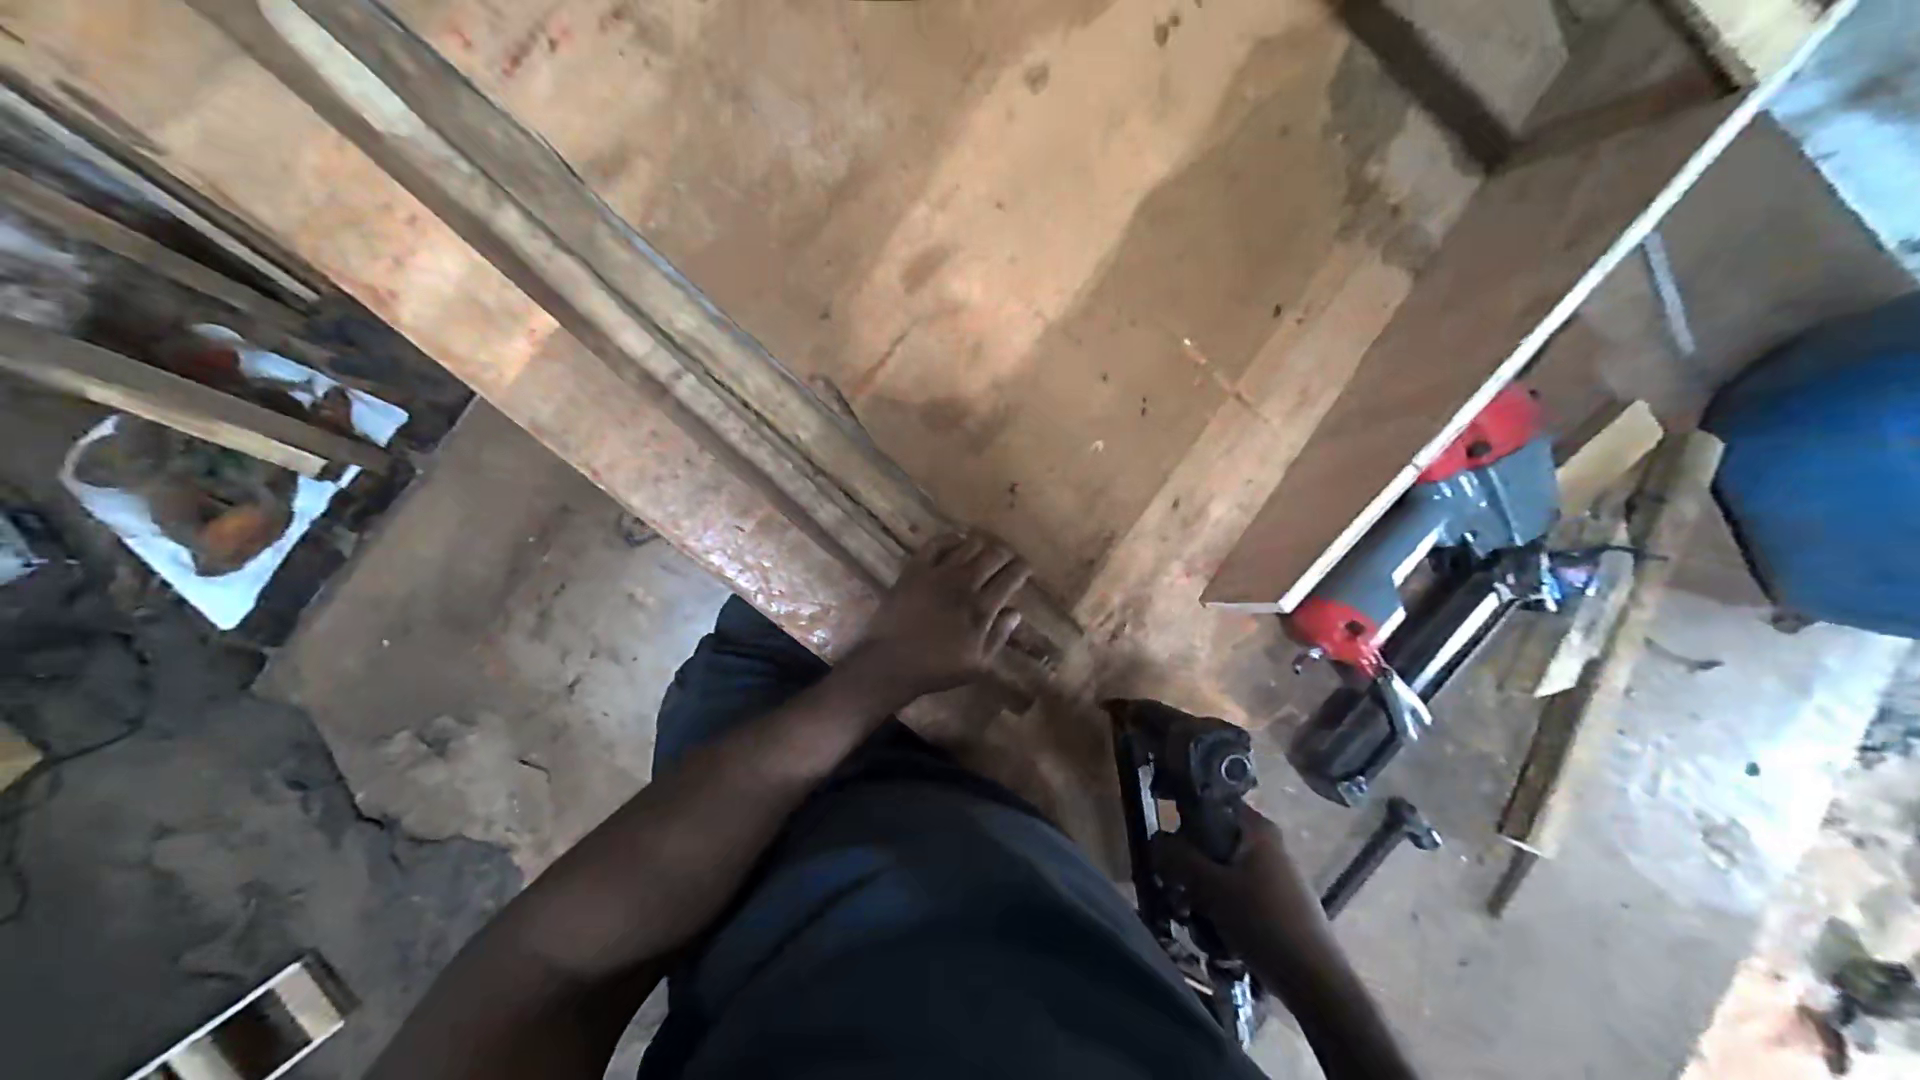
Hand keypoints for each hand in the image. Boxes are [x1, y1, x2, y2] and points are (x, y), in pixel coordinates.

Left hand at [842, 533, 1031, 708]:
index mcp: (982, 608)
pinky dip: (951, 537)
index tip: (1026, 568)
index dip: (1022, 569)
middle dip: (1006, 554)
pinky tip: (958, 539)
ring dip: (982, 544)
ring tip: (986, 548)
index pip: (1011, 577)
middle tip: (1008, 558)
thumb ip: (998, 636)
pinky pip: (936, 543)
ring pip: (968, 545)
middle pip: (993, 555)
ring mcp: (938, 573)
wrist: (890, 662)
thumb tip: (1014, 612)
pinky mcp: (915, 569)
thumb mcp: (977, 664)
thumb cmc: (937, 668)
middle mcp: (964, 583)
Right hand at [1152, 803, 1334, 965]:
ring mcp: (1272, 874)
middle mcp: (1266, 844)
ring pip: (1220, 870)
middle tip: (1172, 888)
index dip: (1181, 817)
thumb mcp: (1211, 887)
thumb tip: (1154, 839)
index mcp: (1257, 828)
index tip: (1162, 840)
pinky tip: (1209, 931)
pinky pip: (1234, 893)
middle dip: (1187, 865)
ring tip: (1187, 916)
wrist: (1316, 982)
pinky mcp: (1273, 902)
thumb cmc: (1263, 922)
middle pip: (1211, 841)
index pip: (1209, 804)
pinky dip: (1217, 906)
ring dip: (1199, 890)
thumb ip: (1179, 858)